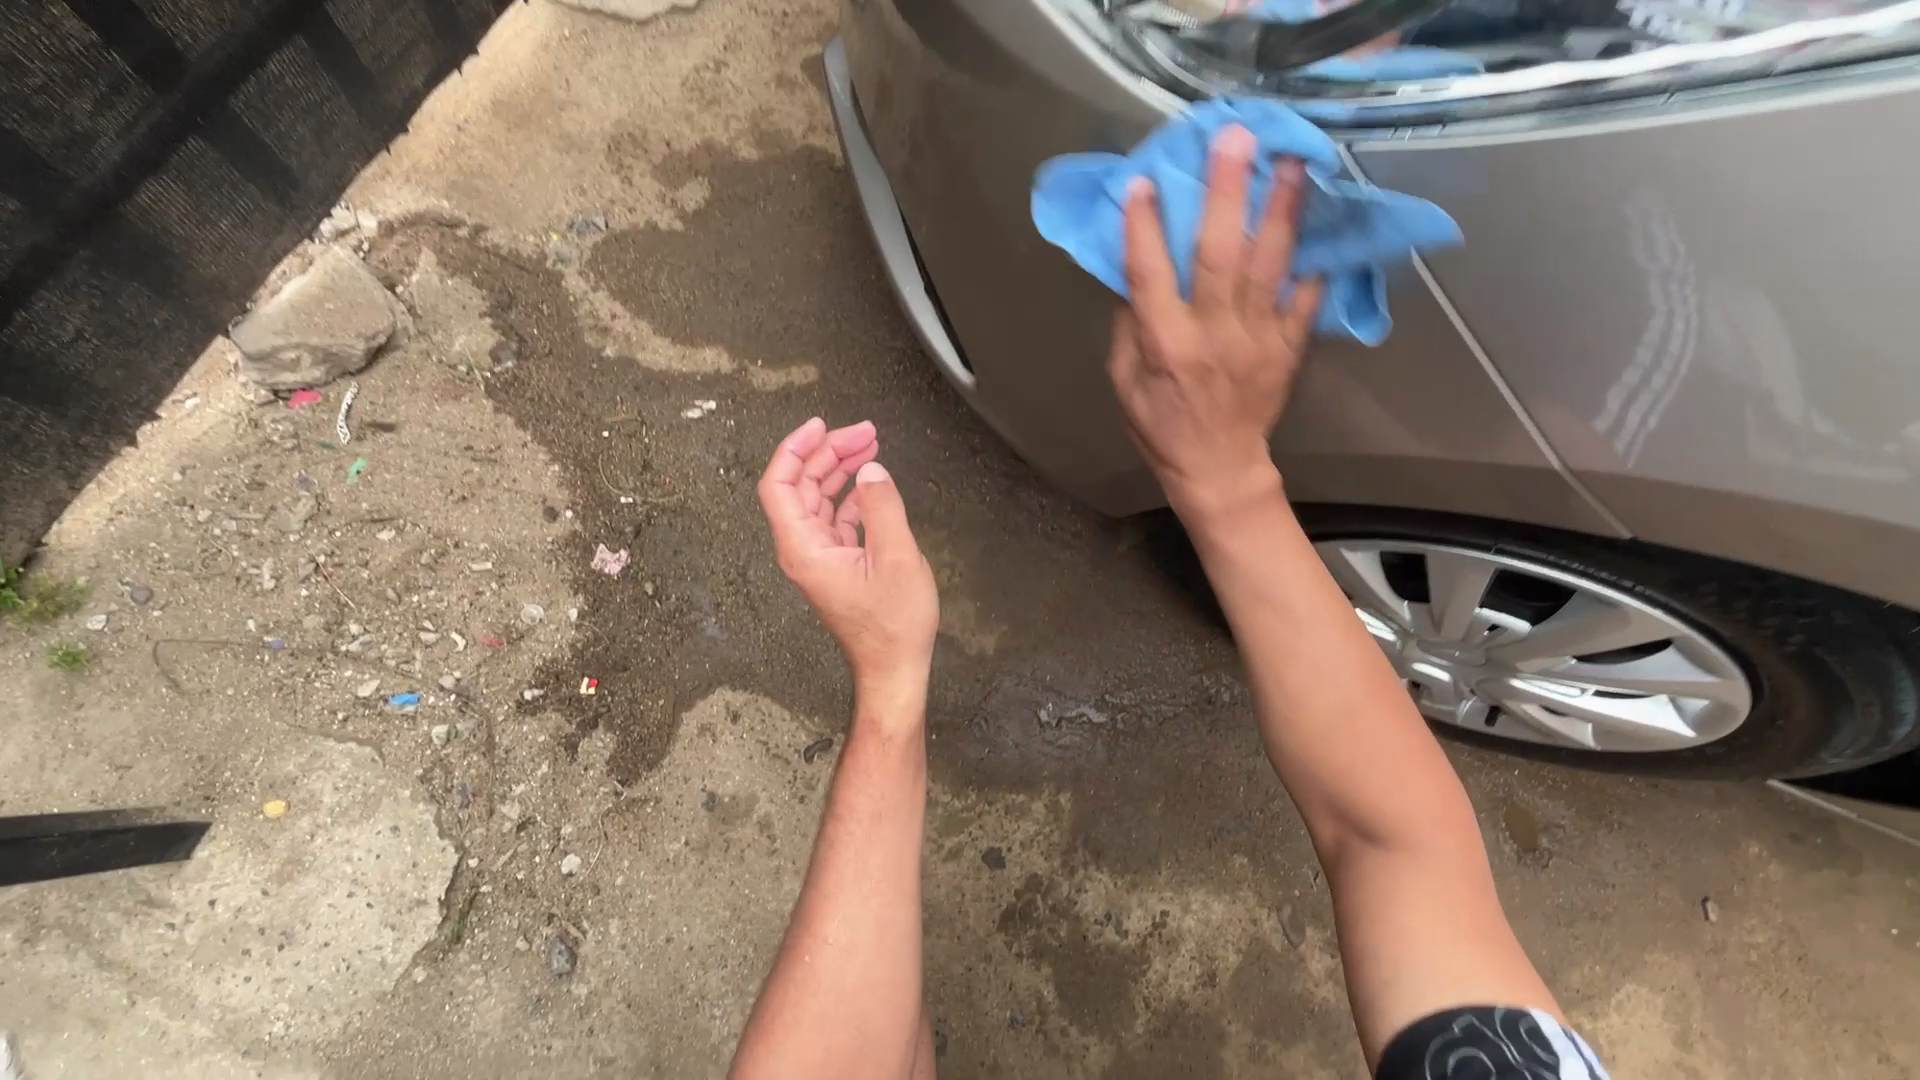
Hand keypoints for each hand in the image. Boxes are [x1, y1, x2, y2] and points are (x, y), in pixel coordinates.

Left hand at [757, 418, 939, 716]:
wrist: (895, 667)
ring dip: (840, 470)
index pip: (779, 486)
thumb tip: (871, 470)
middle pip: (800, 486)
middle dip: (828, 453)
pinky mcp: (837, 564)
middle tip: (864, 432)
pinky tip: (870, 482)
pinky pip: (834, 517)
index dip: (795, 450)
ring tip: (871, 446)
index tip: (821, 426)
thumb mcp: (896, 558)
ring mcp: (819, 557)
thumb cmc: (894, 625)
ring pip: (818, 499)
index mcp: (804, 549)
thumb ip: (882, 507)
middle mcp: (804, 550)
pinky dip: (850, 494)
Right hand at [1108, 125, 1323, 521]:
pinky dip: (1314, 262)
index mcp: (1166, 344)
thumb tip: (1135, 278)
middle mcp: (1213, 333)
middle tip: (1236, 139)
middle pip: (1219, 255)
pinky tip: (1323, 221)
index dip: (1144, 226)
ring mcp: (1257, 338)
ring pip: (1269, 266)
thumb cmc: (1161, 427)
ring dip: (1281, 210)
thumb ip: (1129, 329)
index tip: (1143, 181)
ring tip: (1293, 161)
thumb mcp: (1124, 384)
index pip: (1150, 274)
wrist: (1218, 467)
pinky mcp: (1287, 347)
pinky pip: (1304, 299)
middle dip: (1226, 193)